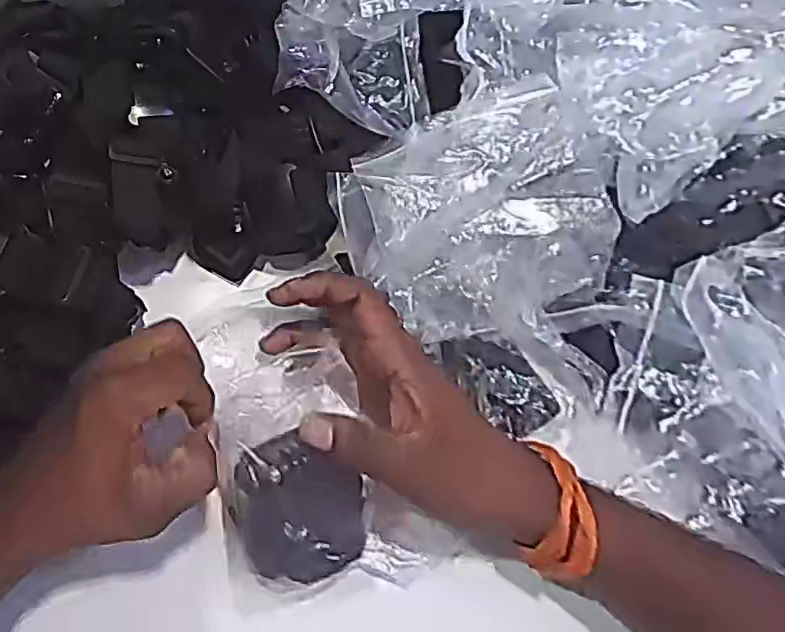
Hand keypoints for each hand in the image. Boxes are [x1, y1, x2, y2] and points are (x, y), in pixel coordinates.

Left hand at [0, 321, 218, 631]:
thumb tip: (209, 441)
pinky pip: (133, 352)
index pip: (183, 368)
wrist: (29, 502)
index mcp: (120, 395)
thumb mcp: (153, 506)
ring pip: (152, 339)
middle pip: (171, 335)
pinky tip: (149, 414)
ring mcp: (94, 365)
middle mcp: (105, 368)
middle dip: (192, 370)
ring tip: (170, 415)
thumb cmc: (79, 505)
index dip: (203, 399)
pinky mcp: (89, 372)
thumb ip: (196, 471)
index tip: (198, 428)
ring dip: (172, 370)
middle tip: (191, 410)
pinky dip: (152, 372)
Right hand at [263, 271, 558, 546]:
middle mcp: (391, 356)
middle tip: (270, 306)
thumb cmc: (468, 474)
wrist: (514, 498)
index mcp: (400, 358)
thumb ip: (356, 444)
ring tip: (271, 343)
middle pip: (346, 307)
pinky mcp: (384, 392)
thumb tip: (304, 426)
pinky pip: (343, 358)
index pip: (360, 299)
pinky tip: (295, 369)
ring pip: (340, 331)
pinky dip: (315, 354)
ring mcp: (387, 373)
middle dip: (306, 299)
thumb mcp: (410, 464)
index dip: (321, 286)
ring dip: (305, 328)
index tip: (285, 296)